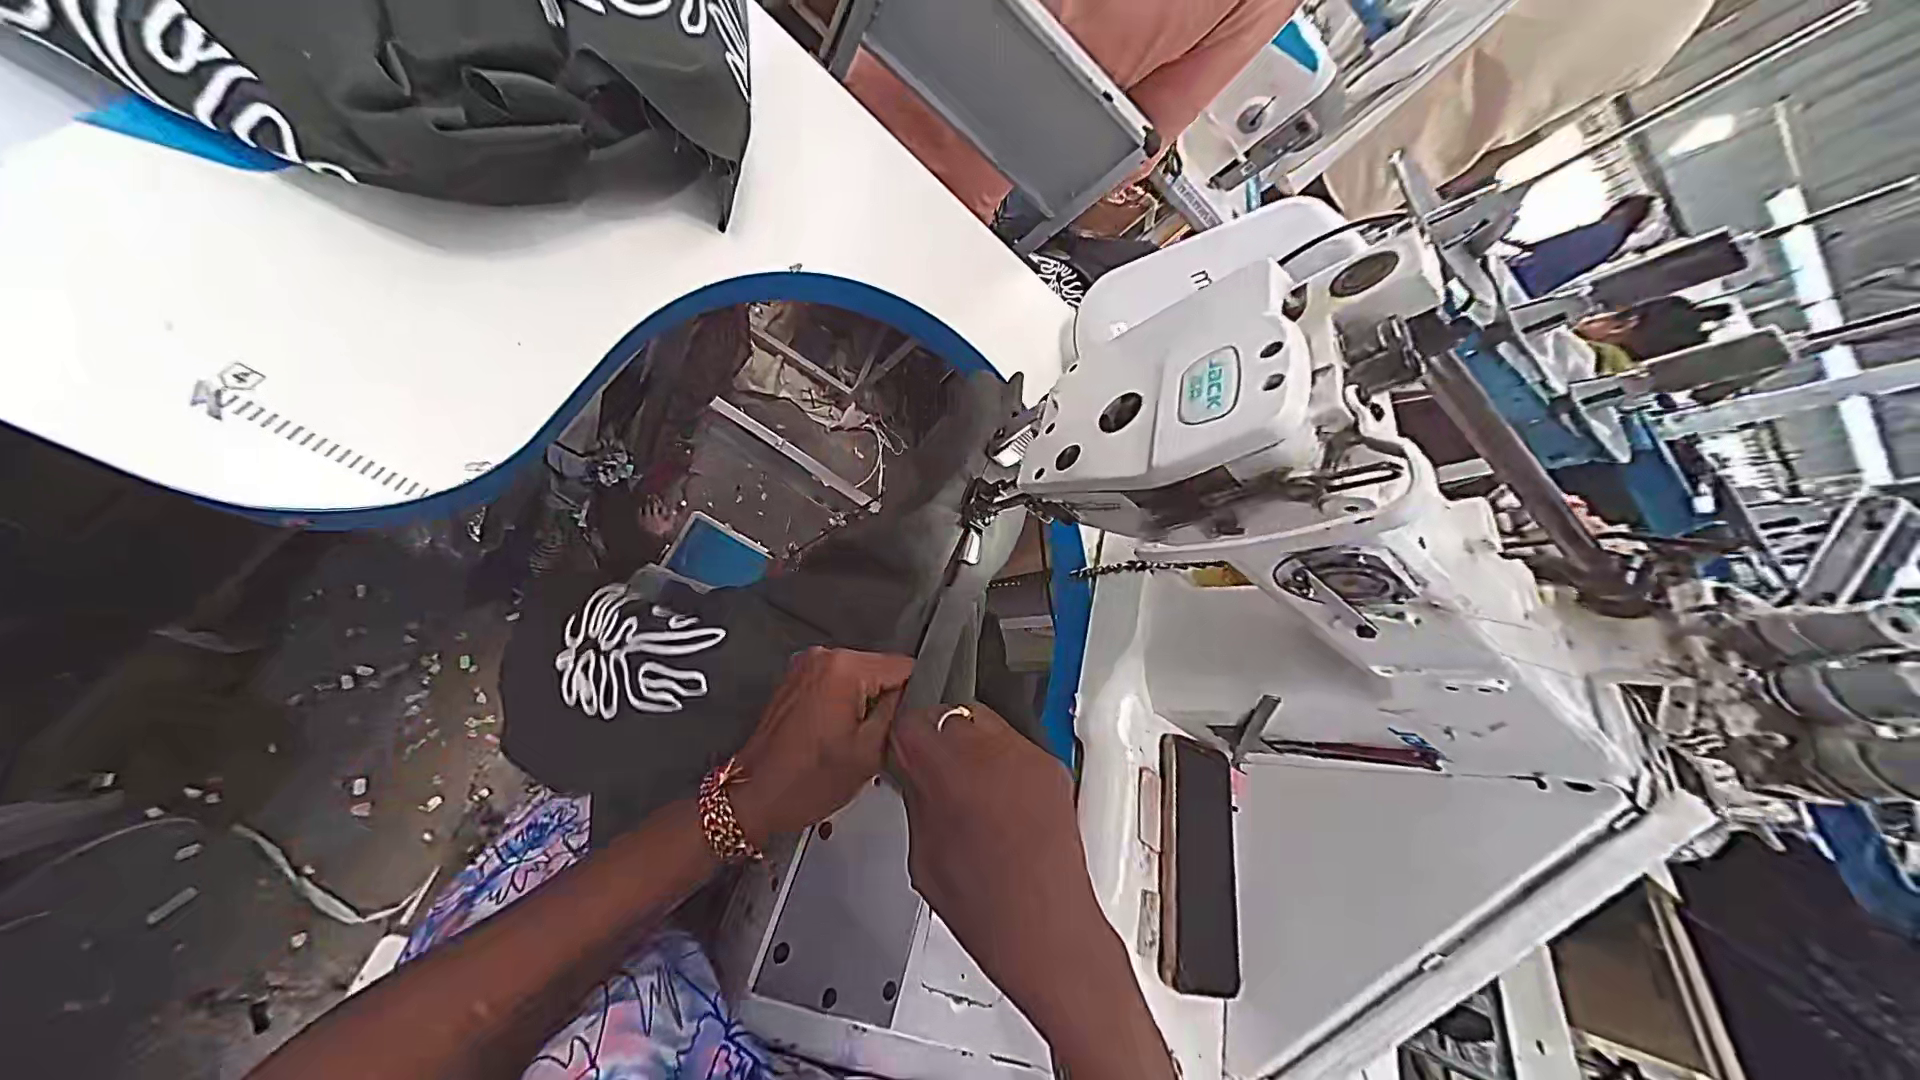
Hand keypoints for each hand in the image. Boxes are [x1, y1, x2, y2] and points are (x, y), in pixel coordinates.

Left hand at [729, 648, 911, 843]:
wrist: (754, 797)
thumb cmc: (802, 782)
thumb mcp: (871, 751)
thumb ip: (900, 713)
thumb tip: (915, 696)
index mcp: (844, 668)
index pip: (905, 667)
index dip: (916, 696)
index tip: (910, 721)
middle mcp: (823, 657)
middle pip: (882, 670)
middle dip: (888, 700)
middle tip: (879, 737)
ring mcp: (807, 666)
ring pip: (862, 677)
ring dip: (866, 703)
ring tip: (853, 738)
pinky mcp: (798, 679)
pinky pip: (838, 683)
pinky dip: (845, 703)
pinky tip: (837, 733)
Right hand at [890, 704, 1124, 1019]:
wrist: (1046, 927)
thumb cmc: (987, 906)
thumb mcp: (923, 852)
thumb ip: (916, 795)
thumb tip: (912, 771)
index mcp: (949, 770)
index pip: (913, 721)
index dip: (903, 738)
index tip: (904, 751)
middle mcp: (990, 753)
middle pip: (949, 713)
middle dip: (936, 735)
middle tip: (932, 765)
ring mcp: (1025, 757)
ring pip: (983, 721)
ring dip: (969, 742)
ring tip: (967, 783)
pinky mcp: (1051, 767)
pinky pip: (1014, 744)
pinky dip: (1000, 758)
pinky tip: (996, 794)